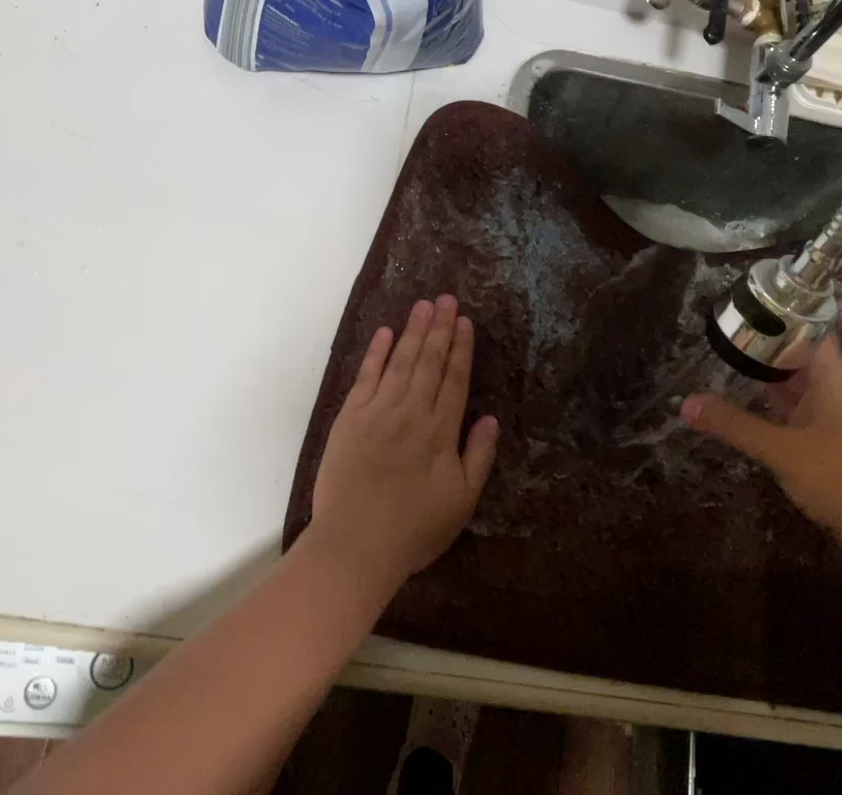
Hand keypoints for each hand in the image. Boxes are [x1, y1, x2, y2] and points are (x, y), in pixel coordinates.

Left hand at [307, 295, 499, 591]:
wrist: (356, 543)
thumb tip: (491, 419)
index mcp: (440, 432)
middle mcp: (411, 413)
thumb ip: (478, 457)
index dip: (461, 350)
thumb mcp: (461, 501)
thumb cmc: (414, 529)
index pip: (454, 380)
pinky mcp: (349, 418)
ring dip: (413, 332)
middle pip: (429, 362)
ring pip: (400, 362)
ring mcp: (377, 412)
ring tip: (423, 305)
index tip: (466, 322)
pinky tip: (385, 334)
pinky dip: (377, 354)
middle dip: (440, 329)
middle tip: (446, 299)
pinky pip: (366, 377)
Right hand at [681, 339, 841, 563]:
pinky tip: (761, 422)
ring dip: (774, 387)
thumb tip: (685, 403)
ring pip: (807, 392)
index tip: (738, 314)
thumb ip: (733, 425)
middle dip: (764, 354)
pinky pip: (812, 418)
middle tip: (721, 346)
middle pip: (803, 360)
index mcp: (835, 378)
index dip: (776, 318)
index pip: (806, 330)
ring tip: (730, 378)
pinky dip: (785, 415)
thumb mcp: (781, 451)